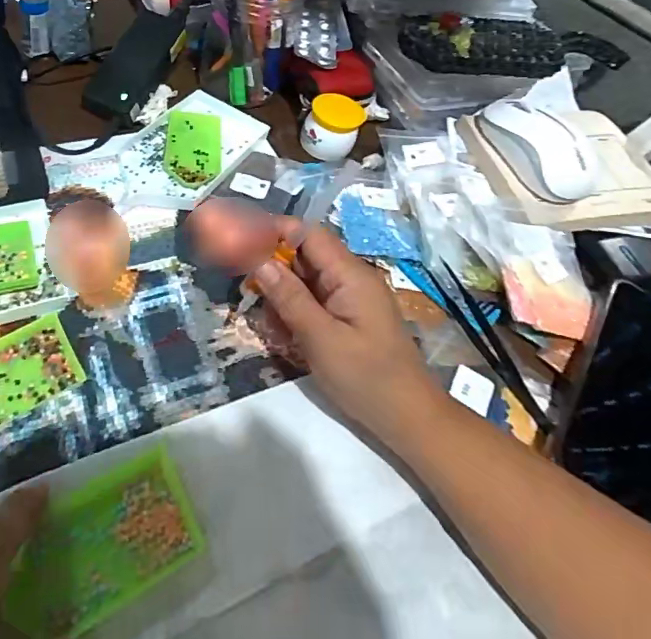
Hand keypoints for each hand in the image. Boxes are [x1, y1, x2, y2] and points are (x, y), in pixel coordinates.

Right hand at [252, 217, 446, 444]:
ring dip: (281, 296)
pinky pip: (313, 301)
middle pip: (303, 255)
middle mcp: (350, 278)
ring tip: (270, 326)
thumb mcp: (321, 339)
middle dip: (272, 269)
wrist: (410, 419)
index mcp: (350, 274)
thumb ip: (289, 298)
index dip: (273, 231)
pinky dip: (294, 313)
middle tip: (246, 291)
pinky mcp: (347, 317)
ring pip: (304, 280)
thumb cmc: (368, 378)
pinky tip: (285, 338)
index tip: (240, 242)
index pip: (308, 233)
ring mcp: (350, 298)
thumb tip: (259, 261)